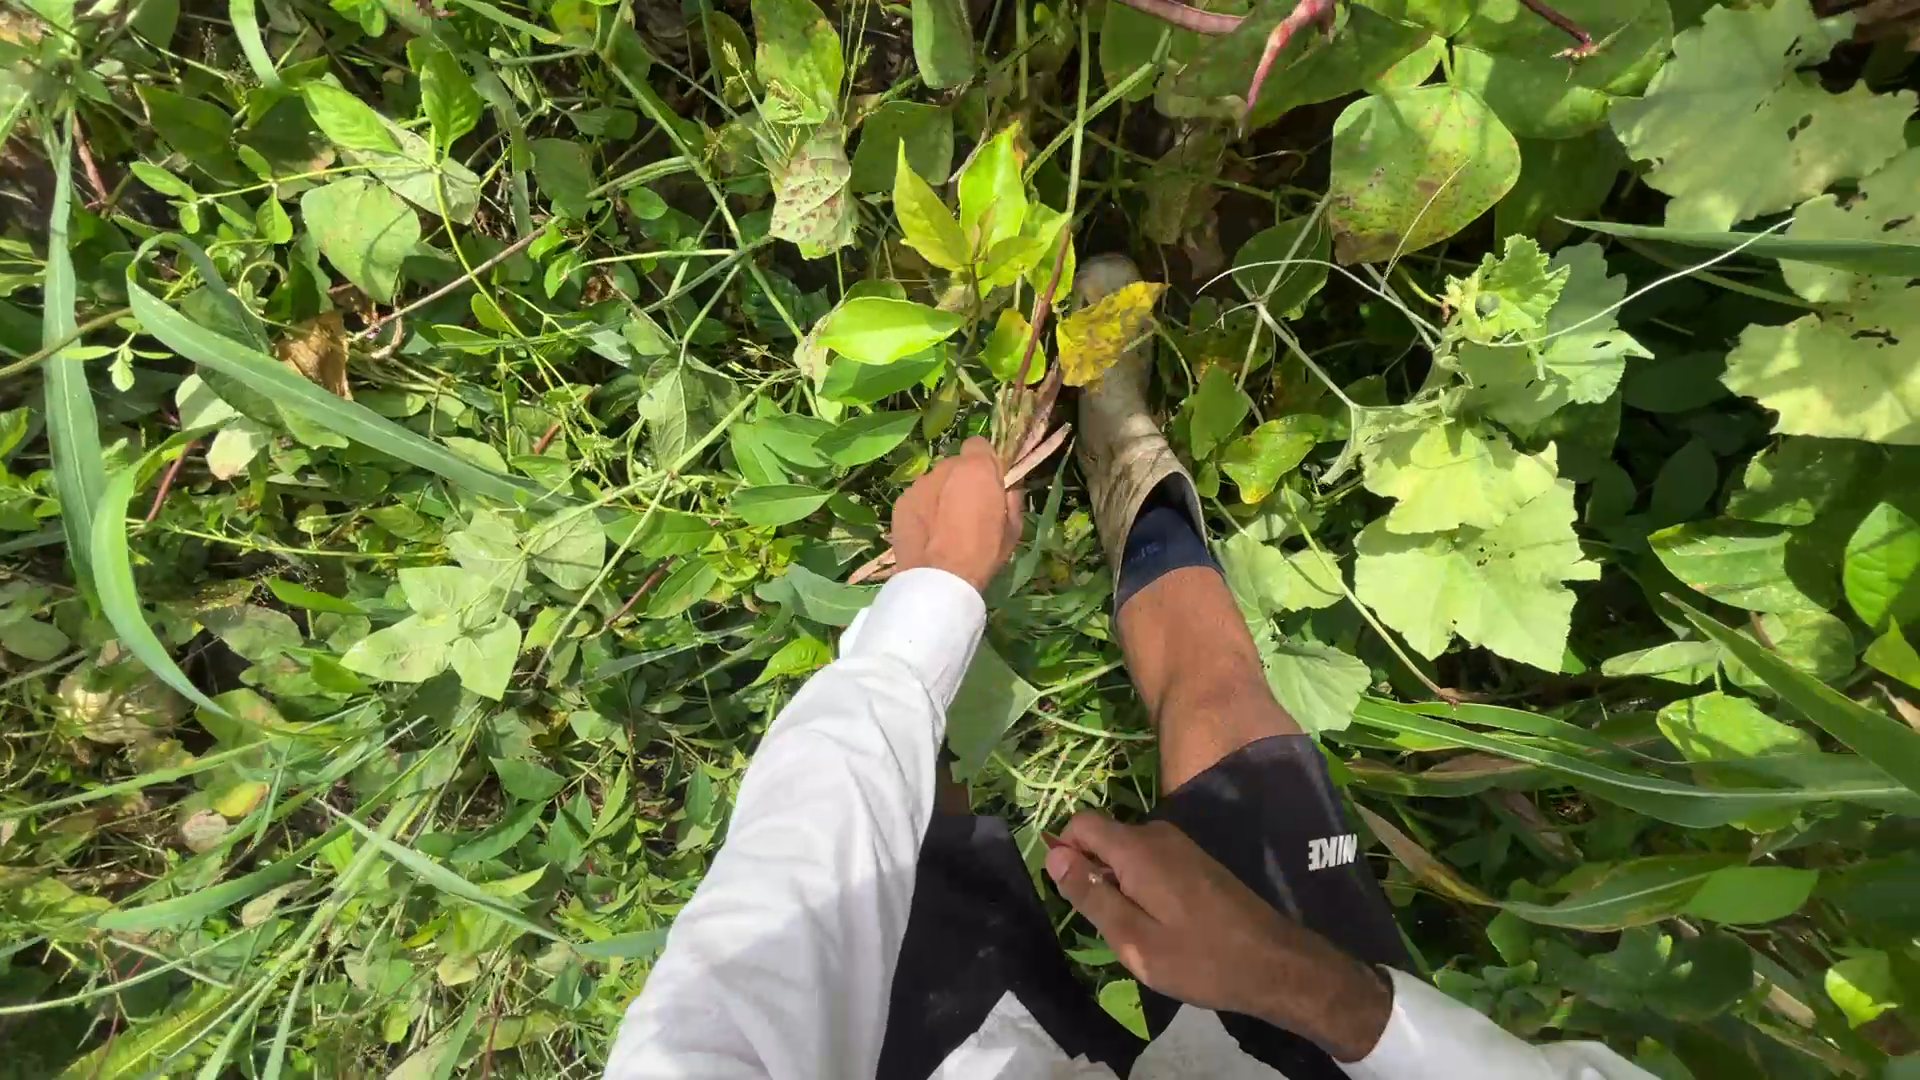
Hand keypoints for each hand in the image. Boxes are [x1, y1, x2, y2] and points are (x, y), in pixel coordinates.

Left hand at [892, 437, 1023, 593]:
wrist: (938, 580)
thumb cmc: (982, 554)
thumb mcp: (1013, 529)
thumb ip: (1012, 499)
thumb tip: (1008, 488)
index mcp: (976, 470)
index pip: (978, 444)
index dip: (984, 463)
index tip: (988, 484)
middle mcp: (944, 468)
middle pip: (955, 464)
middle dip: (962, 480)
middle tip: (966, 509)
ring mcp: (919, 484)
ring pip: (935, 481)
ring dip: (941, 494)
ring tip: (944, 525)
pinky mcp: (901, 502)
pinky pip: (917, 498)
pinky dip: (923, 509)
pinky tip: (928, 533)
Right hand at [1045, 814, 1392, 1061]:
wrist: (1275, 964)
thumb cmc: (1199, 957)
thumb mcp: (1134, 938)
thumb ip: (1090, 894)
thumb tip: (1052, 856)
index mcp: (1136, 848)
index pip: (1081, 823)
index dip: (1065, 851)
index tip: (1071, 893)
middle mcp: (1155, 833)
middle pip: (1103, 837)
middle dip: (1093, 873)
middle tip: (1108, 924)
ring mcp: (1178, 844)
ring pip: (1126, 851)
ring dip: (1119, 883)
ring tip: (1137, 930)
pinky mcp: (1193, 859)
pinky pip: (1149, 859)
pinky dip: (1141, 885)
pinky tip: (1161, 924)